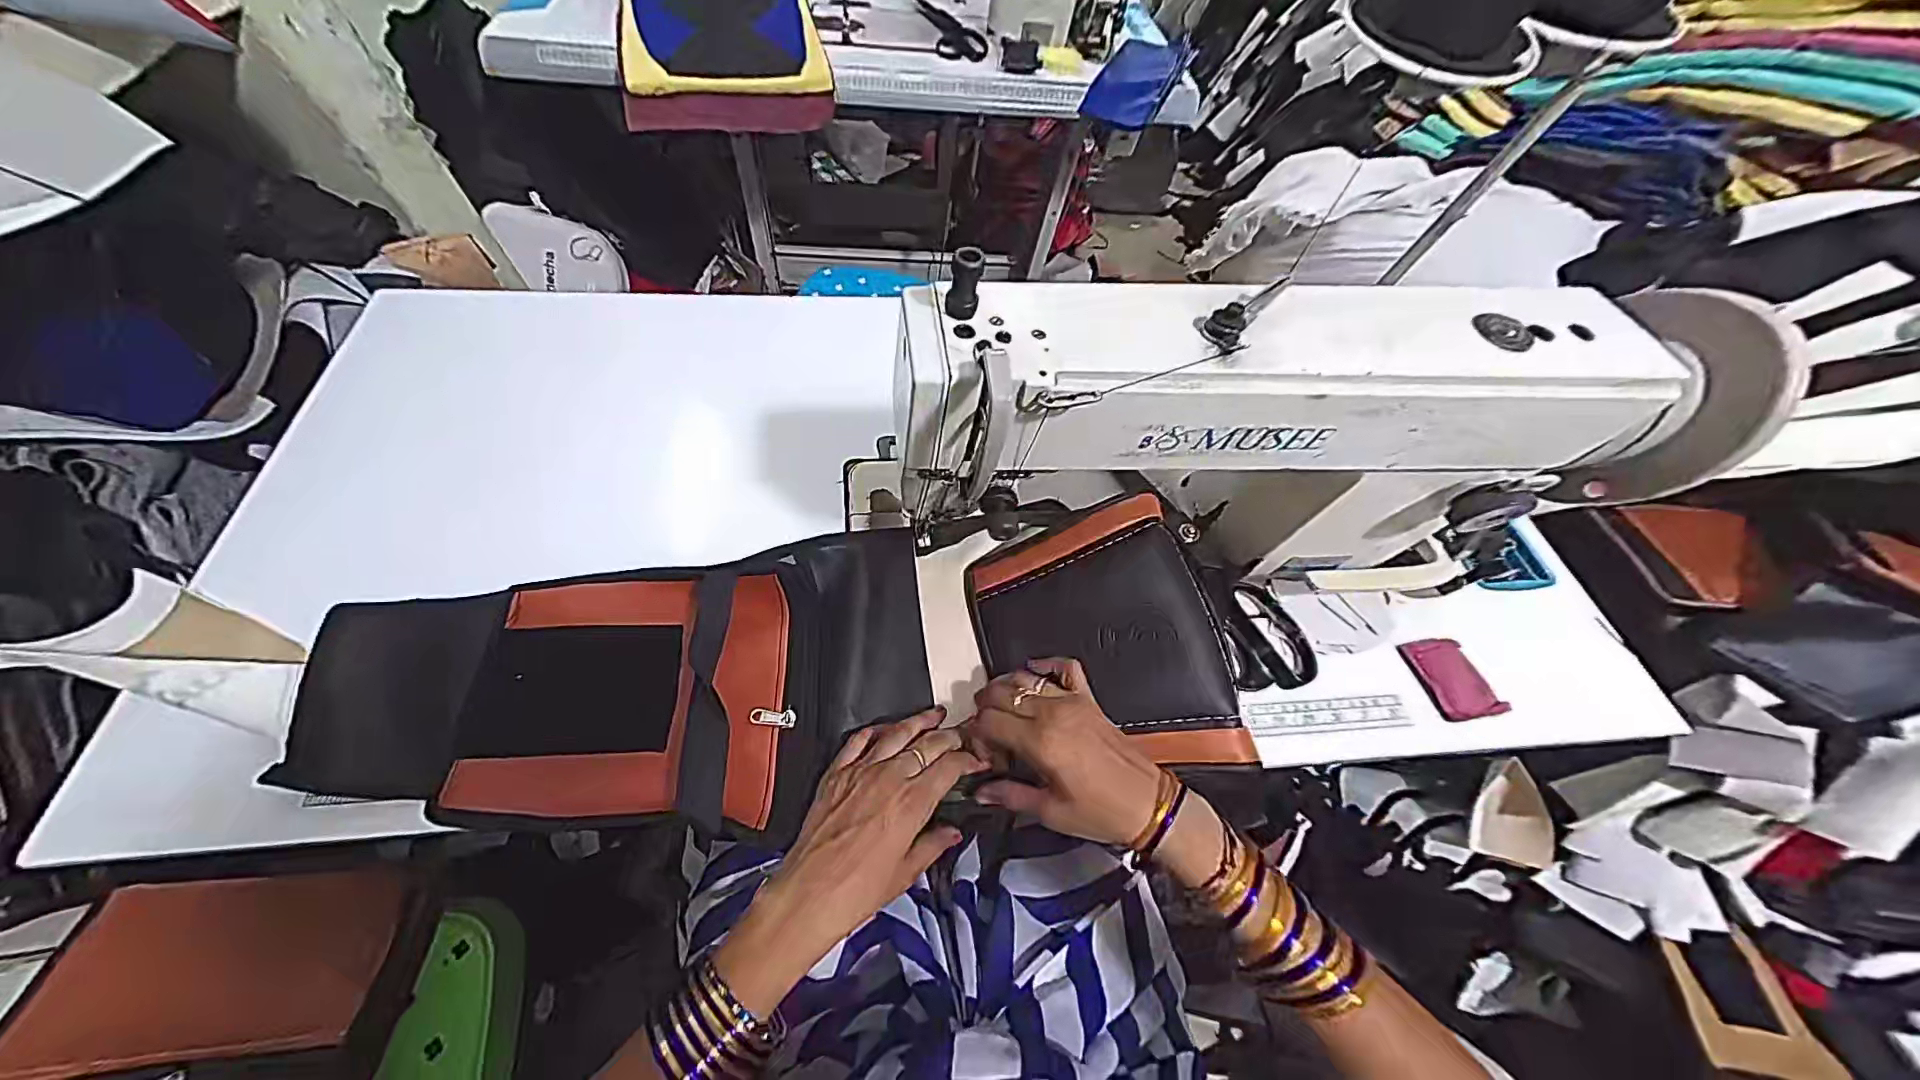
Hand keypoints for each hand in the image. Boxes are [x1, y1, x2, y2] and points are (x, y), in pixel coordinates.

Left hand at [716, 707, 985, 1014]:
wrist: (808, 894)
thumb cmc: (854, 891)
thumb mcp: (906, 873)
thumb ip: (932, 845)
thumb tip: (949, 834)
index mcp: (912, 803)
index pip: (949, 766)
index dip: (968, 759)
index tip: (975, 760)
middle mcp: (888, 780)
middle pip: (928, 743)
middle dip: (950, 736)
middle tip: (961, 734)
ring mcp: (861, 772)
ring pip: (897, 733)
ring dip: (919, 721)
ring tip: (933, 715)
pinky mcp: (836, 774)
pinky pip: (858, 740)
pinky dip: (876, 729)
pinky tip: (885, 727)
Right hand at [963, 658, 1165, 847]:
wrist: (1146, 804)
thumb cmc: (1106, 810)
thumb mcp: (1050, 812)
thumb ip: (1010, 796)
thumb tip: (985, 791)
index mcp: (1041, 743)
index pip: (988, 720)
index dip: (976, 733)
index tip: (981, 749)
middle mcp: (1054, 715)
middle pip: (1000, 693)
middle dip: (984, 709)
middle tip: (987, 732)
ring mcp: (1072, 703)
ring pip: (1024, 678)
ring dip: (1005, 689)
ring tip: (1002, 709)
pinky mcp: (1088, 700)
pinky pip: (1064, 668)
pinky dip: (1046, 665)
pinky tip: (1035, 673)